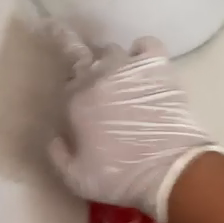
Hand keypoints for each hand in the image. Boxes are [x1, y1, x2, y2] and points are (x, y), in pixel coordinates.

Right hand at [47, 26, 218, 221]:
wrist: (168, 171)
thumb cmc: (120, 177)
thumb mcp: (76, 178)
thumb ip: (57, 155)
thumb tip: (55, 138)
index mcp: (76, 101)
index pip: (67, 81)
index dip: (72, 89)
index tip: (80, 101)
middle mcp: (98, 77)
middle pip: (85, 59)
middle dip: (88, 72)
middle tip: (100, 91)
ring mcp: (129, 68)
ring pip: (112, 50)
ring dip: (112, 62)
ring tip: (121, 78)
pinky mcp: (158, 67)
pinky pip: (145, 45)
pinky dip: (141, 51)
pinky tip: (143, 64)